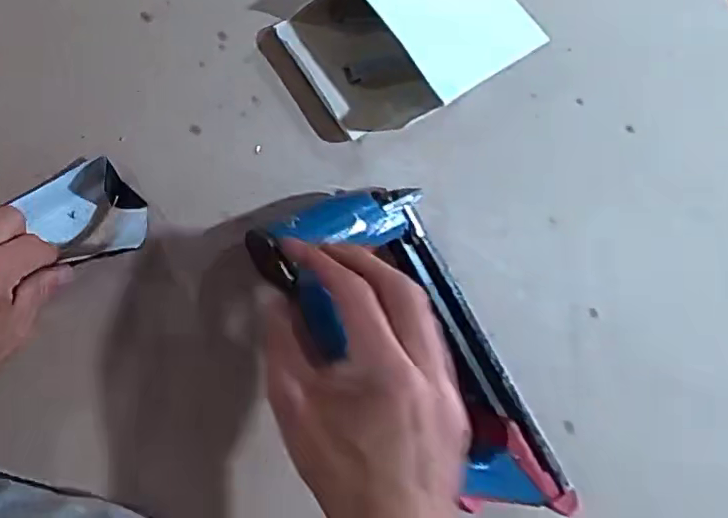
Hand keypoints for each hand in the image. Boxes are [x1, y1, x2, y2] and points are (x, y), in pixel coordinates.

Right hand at [262, 240, 469, 517]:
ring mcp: (445, 385)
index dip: (320, 261)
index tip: (296, 249)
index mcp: (386, 371)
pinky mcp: (452, 399)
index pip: (353, 291)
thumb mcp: (295, 407)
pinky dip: (401, 309)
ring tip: (352, 271)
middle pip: (399, 286)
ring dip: (384, 279)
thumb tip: (275, 301)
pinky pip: (430, 334)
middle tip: (326, 250)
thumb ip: (281, 345)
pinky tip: (380, 315)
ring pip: (422, 307)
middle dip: (358, 257)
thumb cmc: (345, 477)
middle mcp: (425, 371)